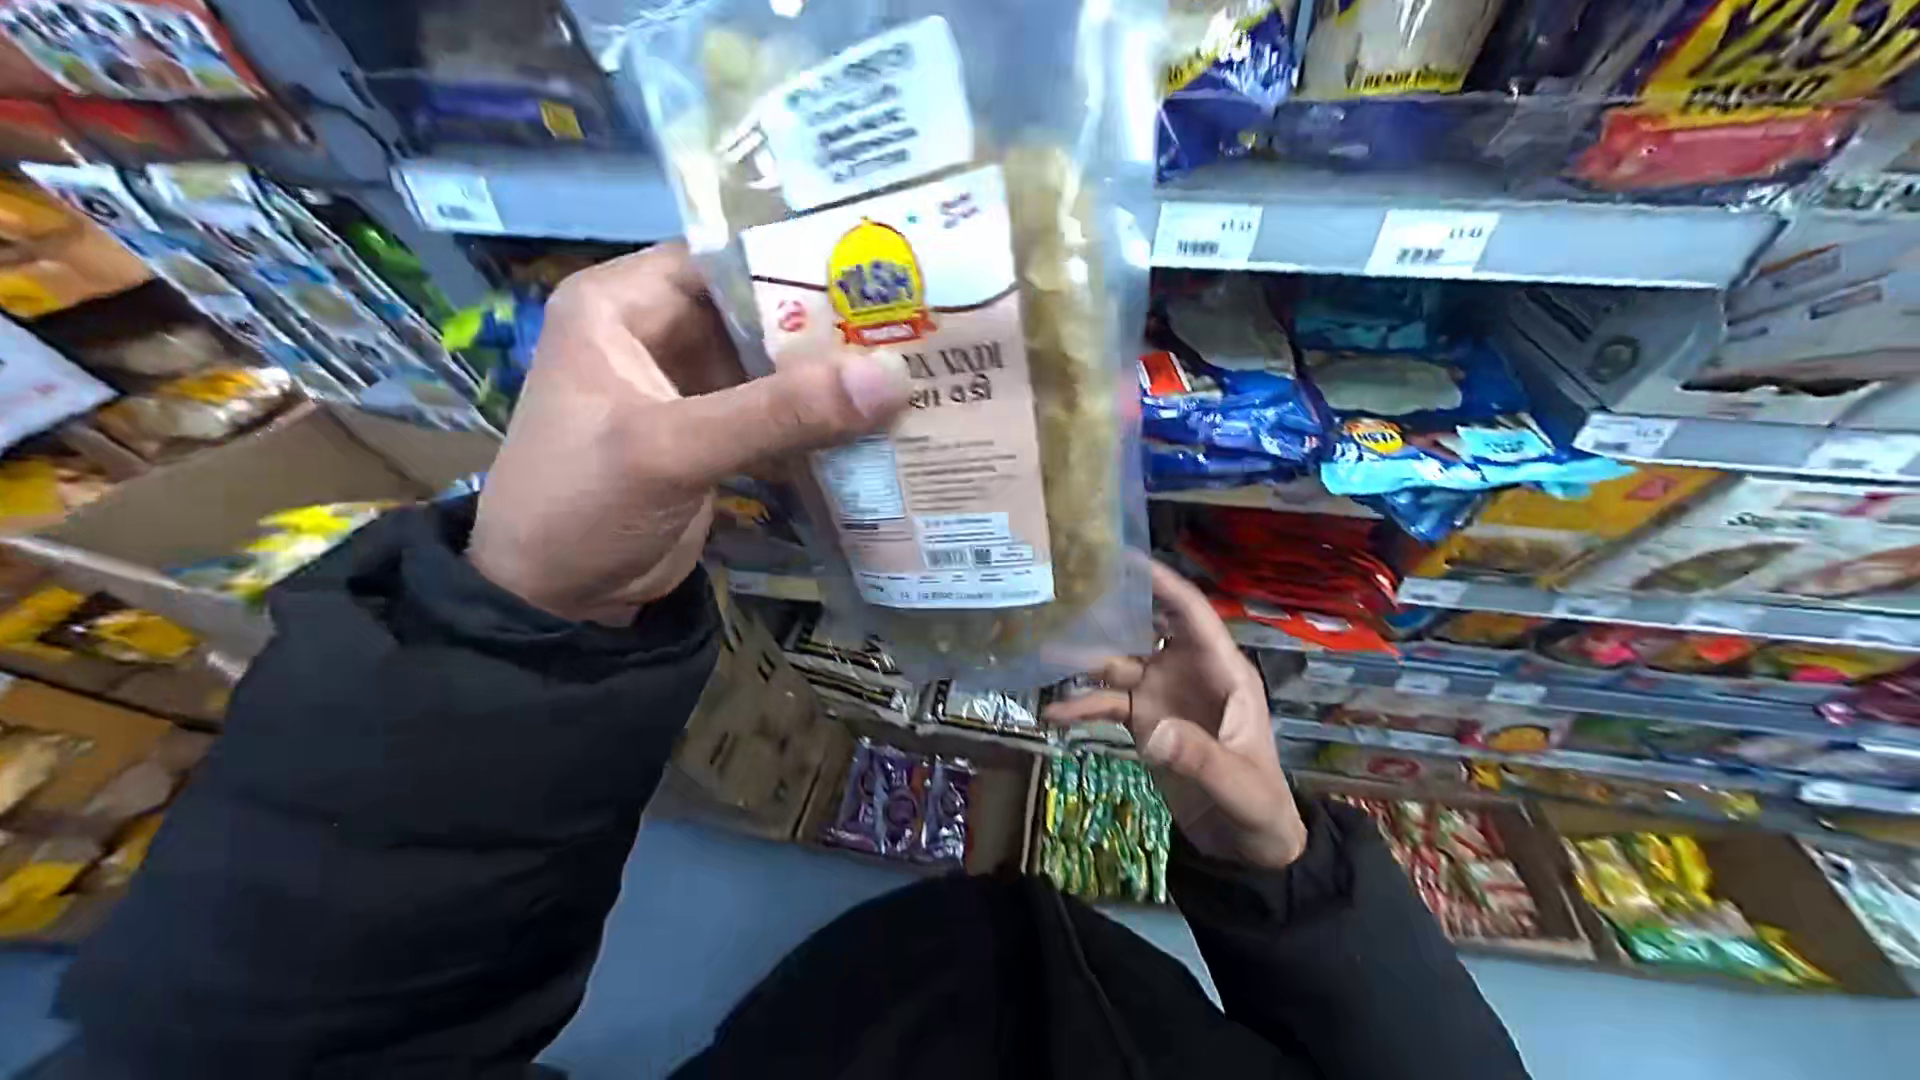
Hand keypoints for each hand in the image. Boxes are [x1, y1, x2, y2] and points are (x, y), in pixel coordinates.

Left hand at [468, 244, 912, 623]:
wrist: (557, 600)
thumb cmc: (583, 505)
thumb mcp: (671, 450)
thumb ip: (777, 413)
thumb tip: (889, 377)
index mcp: (623, 306)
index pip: (724, 260)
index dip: (798, 264)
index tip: (876, 277)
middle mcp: (658, 335)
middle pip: (758, 316)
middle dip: (828, 330)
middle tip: (911, 330)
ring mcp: (690, 390)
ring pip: (772, 369)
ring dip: (829, 380)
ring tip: (910, 373)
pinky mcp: (714, 438)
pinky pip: (775, 416)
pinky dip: (816, 424)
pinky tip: (873, 427)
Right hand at [1044, 562, 1307, 869]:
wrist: (1244, 844)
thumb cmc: (1258, 803)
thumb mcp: (1237, 783)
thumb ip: (1201, 758)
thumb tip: (1154, 732)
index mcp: (1221, 671)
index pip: (1192, 616)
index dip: (1164, 585)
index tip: (1129, 559)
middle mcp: (1185, 671)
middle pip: (1145, 630)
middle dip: (1112, 613)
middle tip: (1070, 594)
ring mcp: (1160, 695)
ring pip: (1117, 664)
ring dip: (1084, 660)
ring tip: (1046, 652)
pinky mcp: (1142, 721)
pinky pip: (1107, 705)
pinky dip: (1081, 707)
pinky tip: (1053, 715)